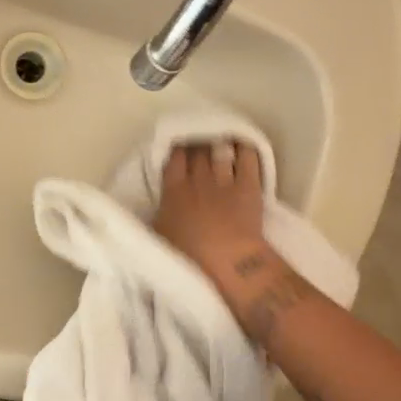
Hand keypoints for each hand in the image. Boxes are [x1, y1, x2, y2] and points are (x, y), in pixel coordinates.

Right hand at [154, 141, 269, 281]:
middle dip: (197, 144)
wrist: (227, 260)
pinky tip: (243, 144)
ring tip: (219, 140)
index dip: (177, 150)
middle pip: (197, 152)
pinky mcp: (249, 185)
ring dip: (219, 144)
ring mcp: (224, 180)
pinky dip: (246, 148)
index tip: (178, 148)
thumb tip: (150, 207)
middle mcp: (198, 179)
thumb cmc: (189, 255)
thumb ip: (156, 216)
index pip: (174, 160)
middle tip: (199, 142)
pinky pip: (248, 158)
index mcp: (174, 191)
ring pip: (220, 151)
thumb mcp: (159, 237)